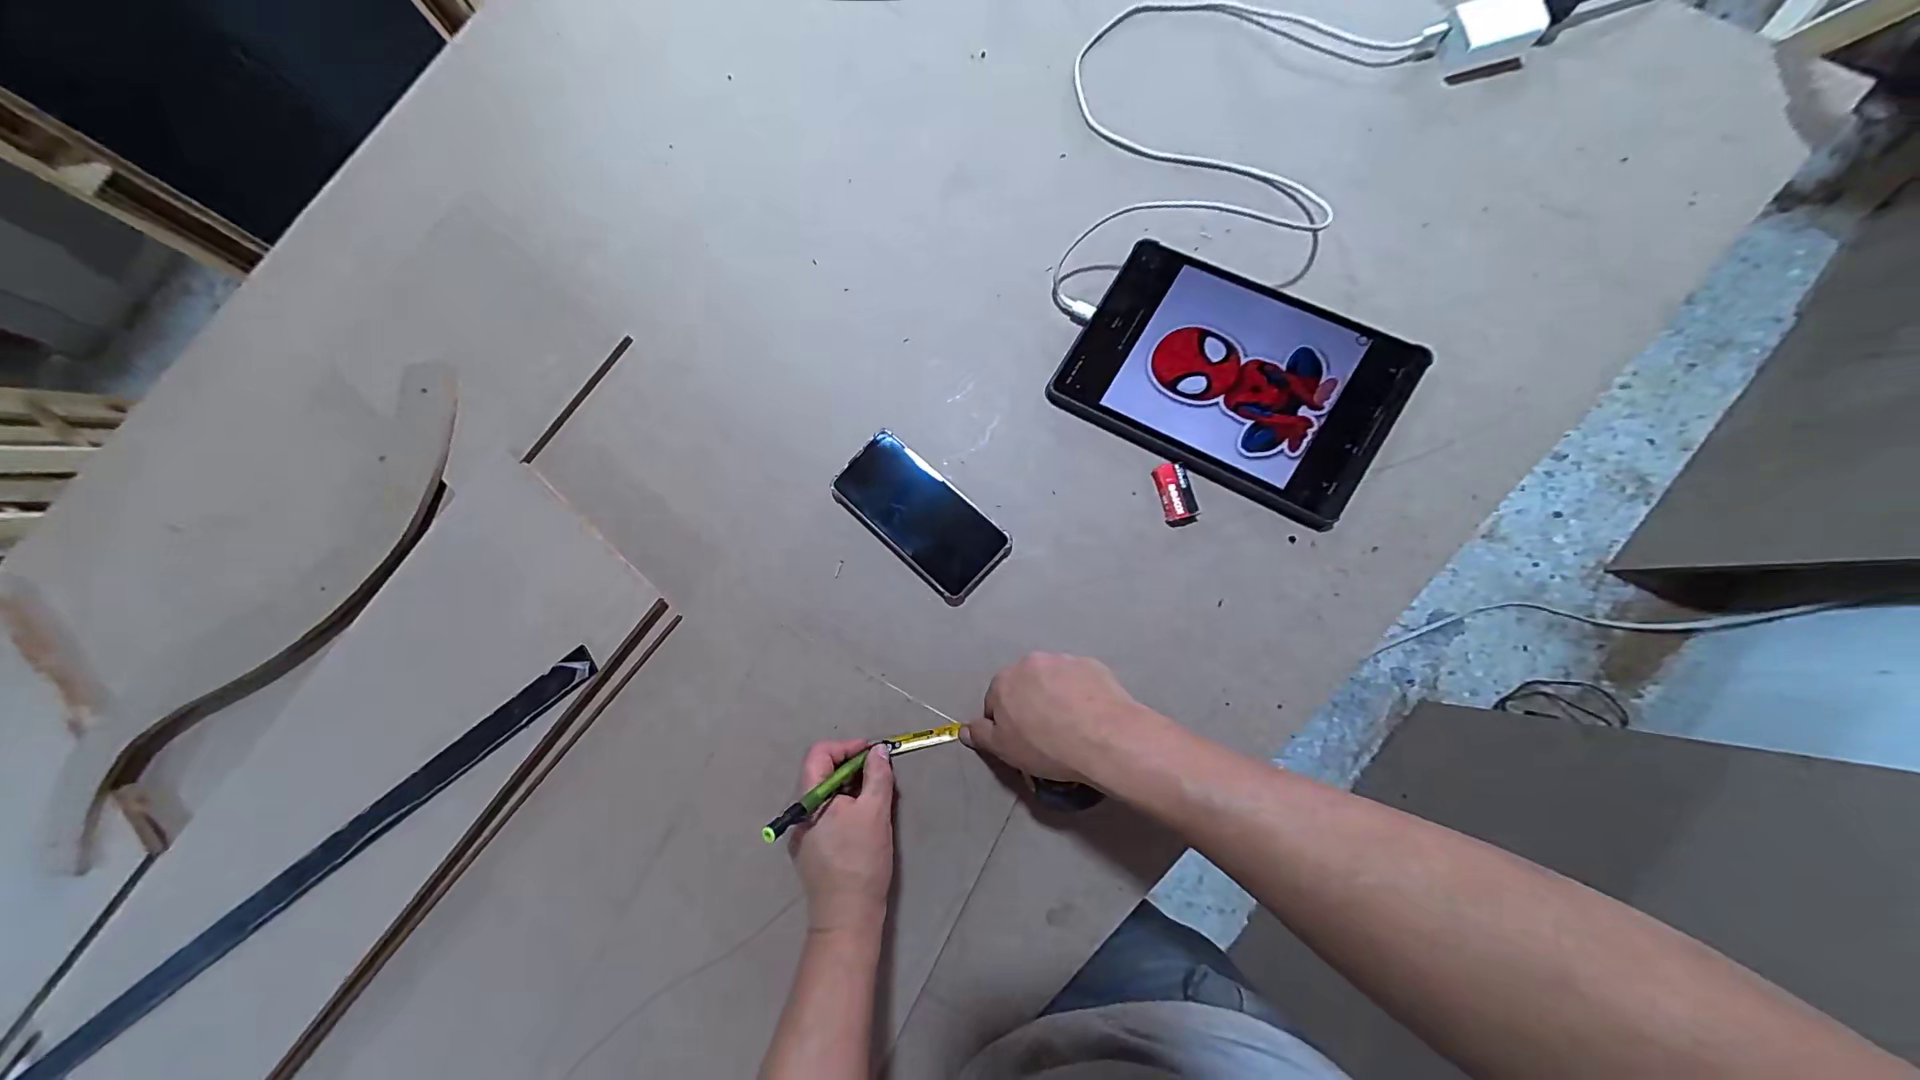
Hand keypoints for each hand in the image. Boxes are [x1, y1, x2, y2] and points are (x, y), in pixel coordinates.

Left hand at [788, 739, 894, 933]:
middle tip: (879, 774)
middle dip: (853, 767)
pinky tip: (866, 821)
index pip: (819, 753)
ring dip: (852, 787)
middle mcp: (800, 812)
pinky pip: (828, 814)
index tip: (873, 754)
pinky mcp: (812, 850)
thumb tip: (878, 750)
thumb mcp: (875, 811)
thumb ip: (877, 775)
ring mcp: (803, 833)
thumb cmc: (860, 860)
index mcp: (808, 798)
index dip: (847, 747)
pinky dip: (847, 807)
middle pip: (822, 772)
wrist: (847, 917)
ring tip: (877, 797)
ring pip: (827, 795)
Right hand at [963, 652, 1151, 786]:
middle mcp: (1031, 663)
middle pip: (1024, 686)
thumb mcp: (1005, 750)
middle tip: (1045, 733)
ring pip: (1052, 680)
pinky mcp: (1091, 665)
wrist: (1105, 738)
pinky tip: (1089, 715)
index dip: (1006, 724)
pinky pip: (1079, 680)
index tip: (1021, 741)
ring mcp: (1063, 661)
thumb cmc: (1050, 746)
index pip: (995, 702)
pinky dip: (1080, 693)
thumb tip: (965, 729)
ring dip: (1055, 696)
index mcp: (1004, 681)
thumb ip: (981, 735)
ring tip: (1071, 725)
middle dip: (1030, 705)